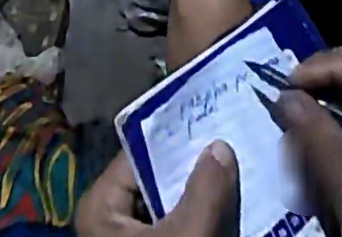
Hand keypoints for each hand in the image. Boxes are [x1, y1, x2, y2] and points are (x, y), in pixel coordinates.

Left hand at [79, 143, 239, 236]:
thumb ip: (204, 190)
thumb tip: (220, 145)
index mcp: (102, 205)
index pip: (143, 151)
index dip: (179, 135)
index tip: (215, 116)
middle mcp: (110, 219)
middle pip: (158, 178)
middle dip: (197, 167)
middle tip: (235, 142)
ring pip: (170, 205)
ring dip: (204, 194)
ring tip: (239, 169)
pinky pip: (176, 229)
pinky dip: (201, 221)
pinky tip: (231, 210)